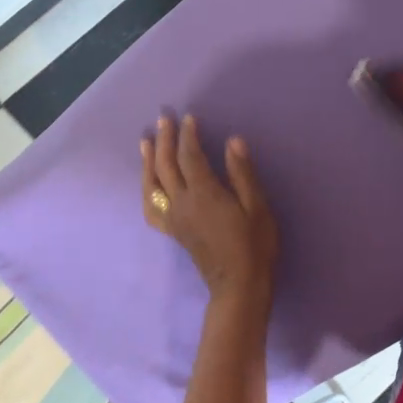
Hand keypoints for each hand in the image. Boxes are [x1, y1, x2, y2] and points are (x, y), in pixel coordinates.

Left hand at [142, 115, 278, 303]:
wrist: (239, 285)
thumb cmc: (255, 245)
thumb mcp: (257, 207)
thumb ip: (242, 174)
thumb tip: (233, 141)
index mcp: (204, 194)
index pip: (190, 156)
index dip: (188, 135)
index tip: (189, 117)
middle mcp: (182, 202)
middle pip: (166, 166)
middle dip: (164, 141)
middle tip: (163, 119)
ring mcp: (174, 218)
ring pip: (152, 184)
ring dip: (148, 161)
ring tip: (146, 142)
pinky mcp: (173, 230)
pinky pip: (151, 207)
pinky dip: (146, 190)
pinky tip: (148, 184)